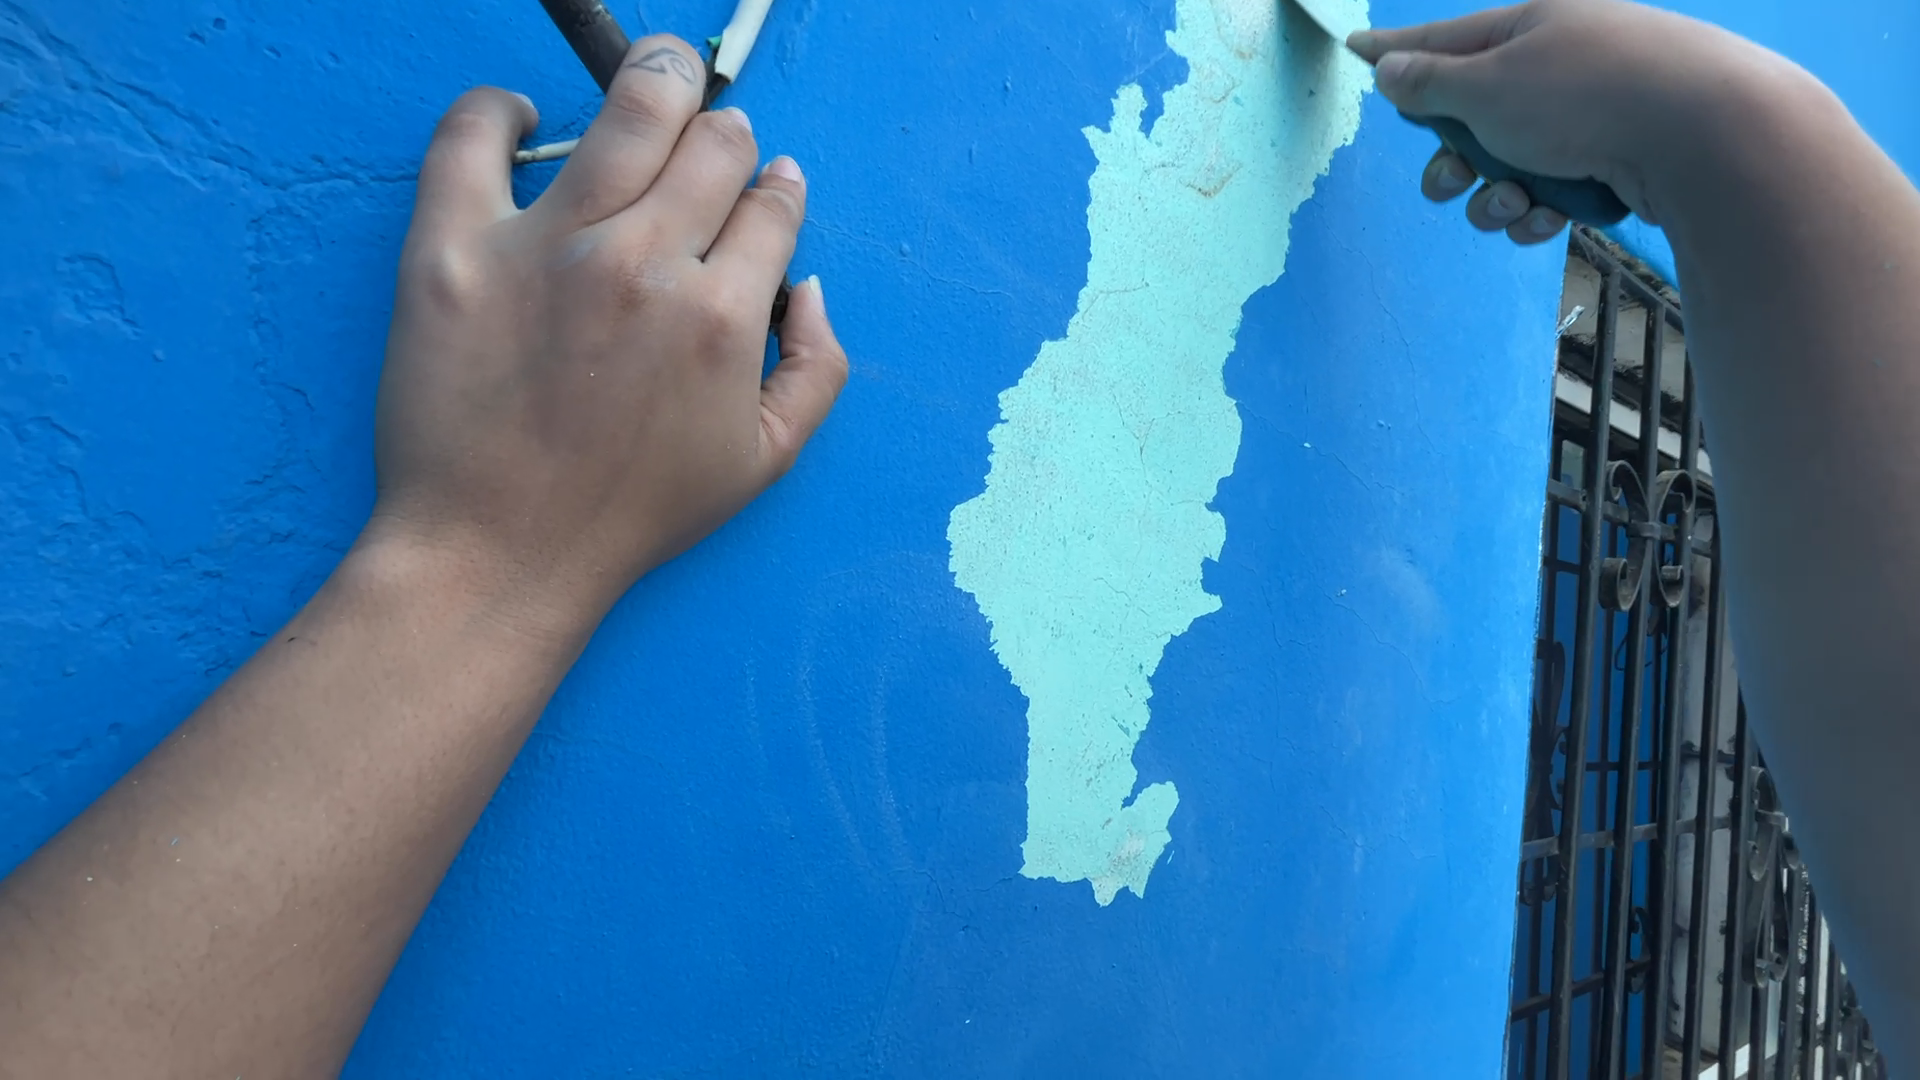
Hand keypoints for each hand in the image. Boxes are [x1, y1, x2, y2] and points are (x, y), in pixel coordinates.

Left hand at [368, 35, 847, 629]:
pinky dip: (498, 110)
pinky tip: (520, 116)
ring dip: (657, 77)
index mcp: (726, 316)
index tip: (774, 183)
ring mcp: (548, 246)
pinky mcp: (454, 246)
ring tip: (662, 69)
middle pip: (710, 146)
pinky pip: (472, 136)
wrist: (508, 546)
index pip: (771, 208)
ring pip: (624, 114)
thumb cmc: (645, 509)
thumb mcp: (771, 458)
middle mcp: (647, 263)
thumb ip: (819, 366)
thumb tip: (806, 286)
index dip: (780, 187)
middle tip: (722, 128)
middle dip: (730, 128)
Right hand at [1350, 0, 1778, 243]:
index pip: (1439, 40)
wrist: (1699, 136)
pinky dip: (1534, 211)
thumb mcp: (1489, 87)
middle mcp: (1550, 66)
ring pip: (1496, 170)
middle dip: (1452, 164)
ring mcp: (1577, 114)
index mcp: (1528, 29)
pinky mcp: (1599, 158)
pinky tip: (1553, 214)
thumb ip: (1429, 83)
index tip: (1354, 49)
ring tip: (1518, 202)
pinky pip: (1536, 194)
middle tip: (1456, 176)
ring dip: (1493, 198)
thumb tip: (1388, 67)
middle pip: (1464, 122)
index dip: (1392, 51)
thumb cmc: (1583, 97)